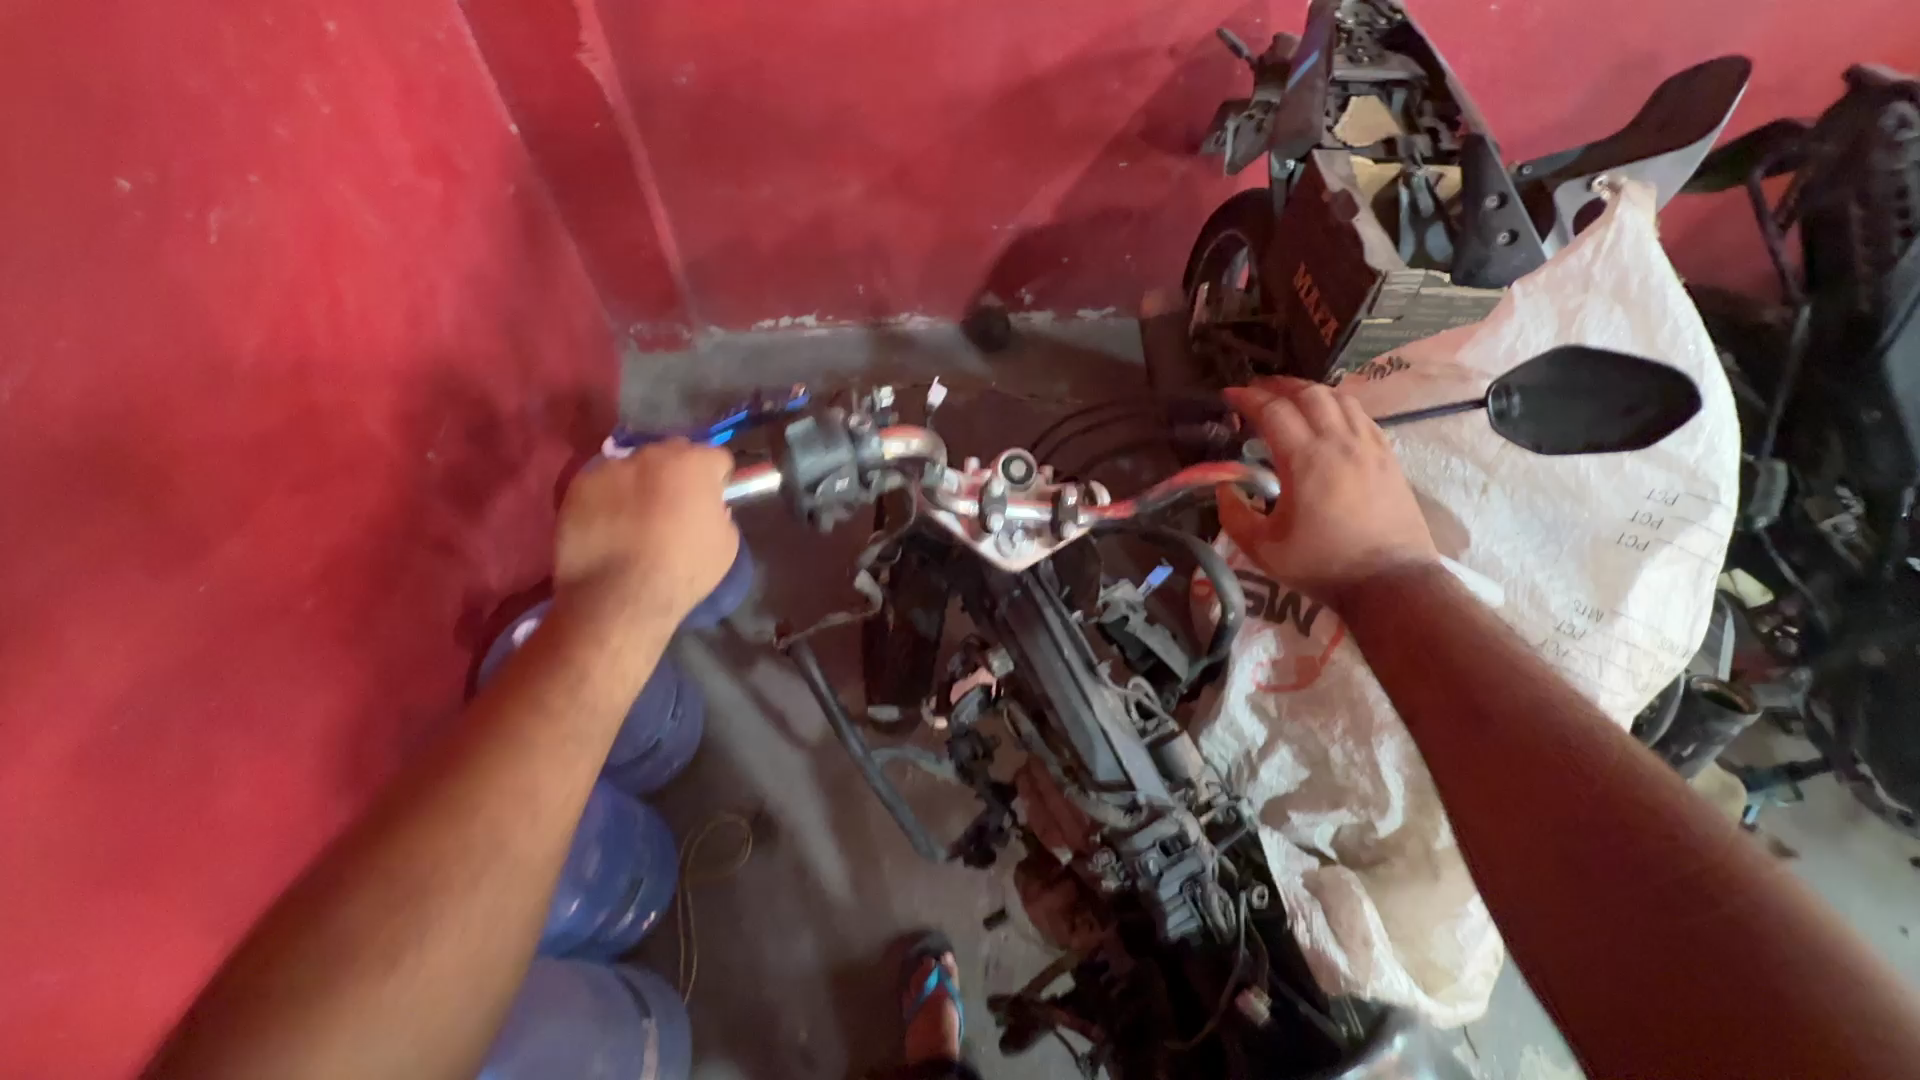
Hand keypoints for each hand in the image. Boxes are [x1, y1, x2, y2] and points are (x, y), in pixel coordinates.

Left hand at [554, 439, 739, 623]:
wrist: (619, 597)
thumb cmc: (682, 571)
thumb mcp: (727, 544)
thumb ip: (720, 513)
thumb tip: (706, 508)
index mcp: (694, 464)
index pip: (716, 457)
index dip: (717, 481)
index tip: (712, 502)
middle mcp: (652, 454)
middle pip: (673, 453)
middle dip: (678, 474)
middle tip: (675, 507)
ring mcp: (611, 467)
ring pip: (635, 466)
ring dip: (641, 484)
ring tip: (636, 519)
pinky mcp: (579, 486)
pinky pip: (603, 484)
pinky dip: (609, 498)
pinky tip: (610, 527)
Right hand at [1218, 377, 1437, 606]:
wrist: (1390, 581)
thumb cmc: (1322, 565)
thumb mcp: (1262, 548)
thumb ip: (1234, 513)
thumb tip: (1225, 487)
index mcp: (1305, 460)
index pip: (1272, 411)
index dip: (1247, 398)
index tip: (1228, 395)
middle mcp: (1339, 442)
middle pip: (1308, 393)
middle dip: (1278, 386)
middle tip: (1256, 391)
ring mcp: (1369, 446)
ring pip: (1339, 398)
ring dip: (1309, 391)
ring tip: (1290, 398)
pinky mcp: (1387, 457)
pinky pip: (1360, 415)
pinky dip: (1337, 406)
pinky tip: (1328, 418)